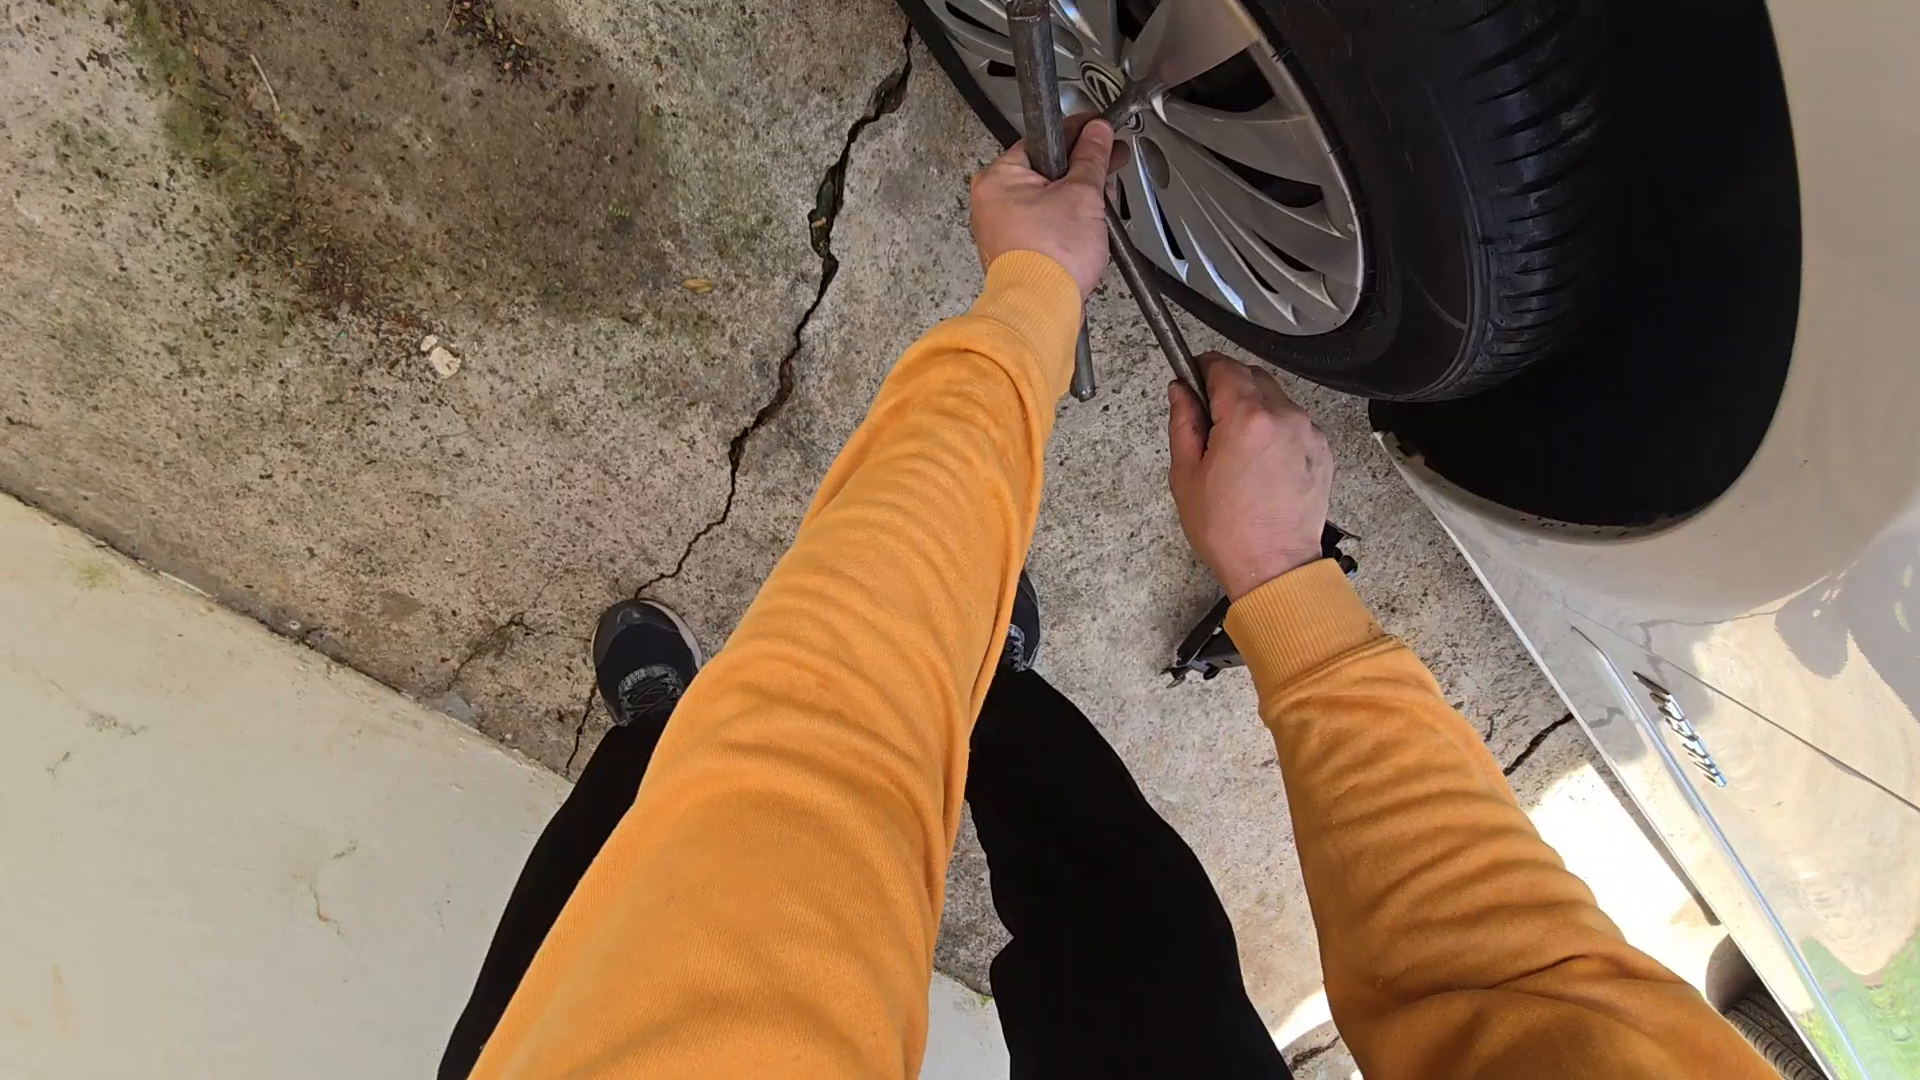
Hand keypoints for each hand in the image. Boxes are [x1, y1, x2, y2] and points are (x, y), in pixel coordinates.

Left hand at [969, 114, 1116, 298]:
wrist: (1041, 309)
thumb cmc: (1050, 258)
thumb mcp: (1082, 194)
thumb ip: (1091, 158)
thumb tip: (1097, 134)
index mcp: (997, 178)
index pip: (1043, 141)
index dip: (1077, 134)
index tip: (1098, 130)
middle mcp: (990, 204)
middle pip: (1043, 173)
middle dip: (1079, 171)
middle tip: (1107, 165)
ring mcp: (999, 233)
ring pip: (1044, 202)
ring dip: (1073, 200)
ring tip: (1099, 204)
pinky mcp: (1013, 255)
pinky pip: (1040, 229)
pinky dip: (1061, 226)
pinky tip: (1082, 230)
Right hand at [1168, 354, 1333, 600]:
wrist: (1273, 566)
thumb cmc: (1226, 529)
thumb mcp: (1185, 474)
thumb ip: (1183, 422)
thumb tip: (1180, 391)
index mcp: (1246, 418)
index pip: (1222, 367)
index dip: (1202, 367)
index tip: (1191, 376)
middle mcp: (1284, 415)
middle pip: (1252, 375)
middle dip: (1227, 386)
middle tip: (1207, 418)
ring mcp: (1308, 431)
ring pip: (1275, 397)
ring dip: (1252, 407)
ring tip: (1234, 447)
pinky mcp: (1321, 449)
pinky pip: (1293, 422)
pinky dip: (1274, 428)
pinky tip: (1259, 461)